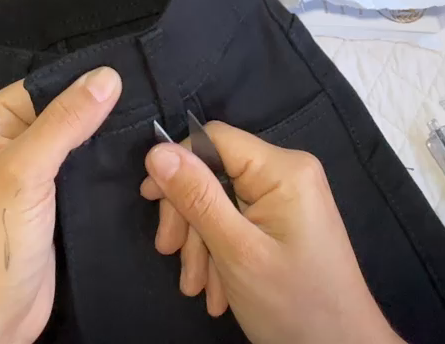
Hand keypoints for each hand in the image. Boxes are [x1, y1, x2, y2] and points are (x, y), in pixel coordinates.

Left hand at [0, 67, 121, 343]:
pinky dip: (97, 170)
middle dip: (95, 114)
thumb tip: (108, 74)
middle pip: (56, 114)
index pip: (40, 87)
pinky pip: (72, 175)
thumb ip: (65, 121)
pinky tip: (131, 163)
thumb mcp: (23, 174)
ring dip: (100, 144)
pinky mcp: (39, 207)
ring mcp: (18, 178)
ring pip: (68, 146)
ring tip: (148, 129)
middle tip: (149, 105)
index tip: (132, 78)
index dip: (82, 84)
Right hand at [140, 122, 404, 343]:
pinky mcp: (285, 222)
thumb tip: (156, 150)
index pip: (214, 138)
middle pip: (214, 172)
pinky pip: (239, 221)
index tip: (151, 202)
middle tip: (171, 256)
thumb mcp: (237, 252)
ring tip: (198, 288)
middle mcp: (286, 172)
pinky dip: (221, 253)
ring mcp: (287, 198)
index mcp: (282, 168)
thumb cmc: (294, 305)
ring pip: (221, 201)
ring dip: (202, 244)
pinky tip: (217, 290)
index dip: (178, 165)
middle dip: (190, 218)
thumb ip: (197, 197)